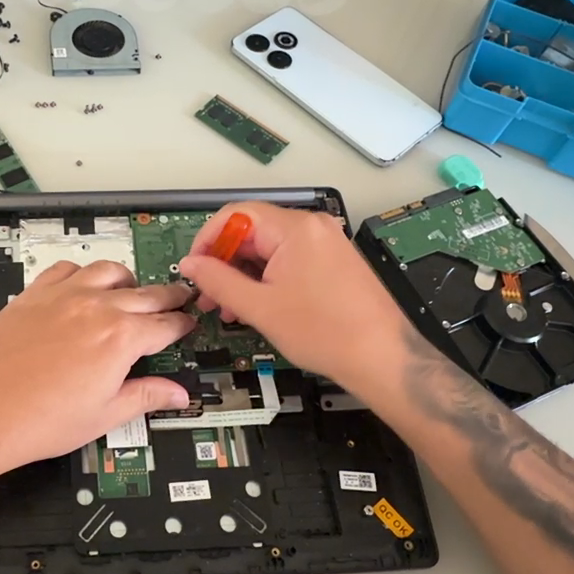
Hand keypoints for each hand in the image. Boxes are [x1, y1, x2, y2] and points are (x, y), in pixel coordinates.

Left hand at [0, 260, 195, 476]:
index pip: (166, 324)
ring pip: (108, 271)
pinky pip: (66, 269)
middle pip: (145, 293)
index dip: (182, 324)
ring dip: (128, 279)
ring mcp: (62, 295)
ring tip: (133, 290)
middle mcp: (95, 307)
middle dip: (167, 296)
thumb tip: (176, 394)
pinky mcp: (33, 294)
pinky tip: (83, 284)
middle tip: (178, 298)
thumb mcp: (103, 416)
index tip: (188, 324)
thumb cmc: (37, 421)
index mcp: (120, 338)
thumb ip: (145, 397)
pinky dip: (83, 273)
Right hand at [176, 202, 417, 398]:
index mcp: (296, 229)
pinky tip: (256, 305)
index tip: (195, 268)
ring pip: (269, 248)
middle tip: (208, 296)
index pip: (235, 215)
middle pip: (252, 230)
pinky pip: (288, 259)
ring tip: (228, 308)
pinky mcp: (333, 261)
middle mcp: (313, 227)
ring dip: (243, 274)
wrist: (382, 358)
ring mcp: (326, 243)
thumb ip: (218, 281)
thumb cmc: (327, 333)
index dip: (207, 240)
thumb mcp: (259, 307)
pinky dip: (267, 278)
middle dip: (224, 262)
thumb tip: (191, 264)